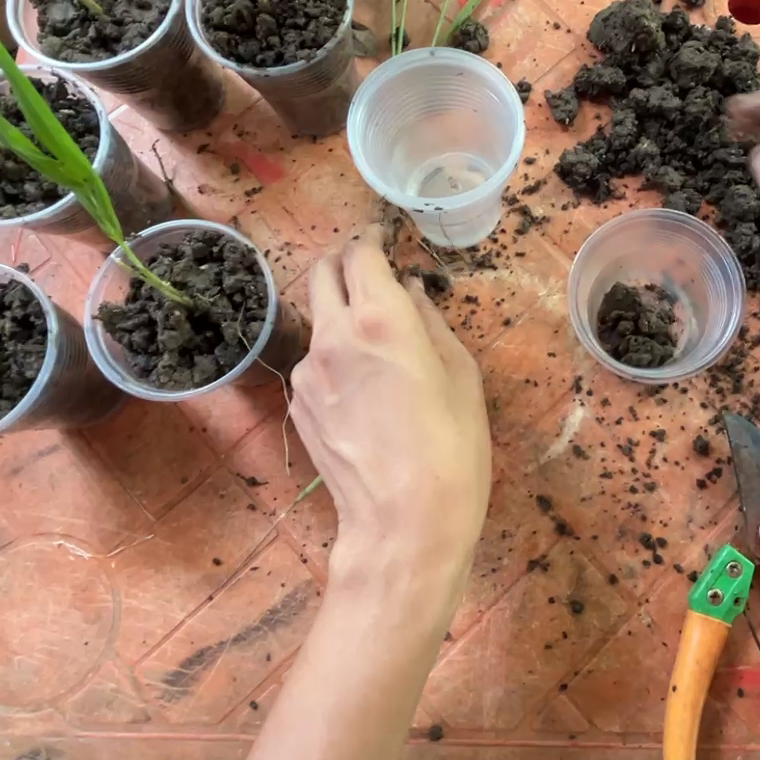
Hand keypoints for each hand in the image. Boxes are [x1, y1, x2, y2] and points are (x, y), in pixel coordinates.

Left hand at [291, 227, 491, 580]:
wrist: (403, 523)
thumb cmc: (452, 444)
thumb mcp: (462, 374)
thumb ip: (430, 320)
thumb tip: (410, 290)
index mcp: (379, 318)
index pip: (361, 253)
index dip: (372, 237)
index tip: (383, 236)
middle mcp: (332, 334)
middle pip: (321, 272)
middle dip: (344, 260)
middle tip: (370, 267)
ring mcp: (307, 371)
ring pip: (317, 319)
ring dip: (340, 310)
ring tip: (375, 339)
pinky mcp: (297, 405)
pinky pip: (315, 361)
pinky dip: (335, 354)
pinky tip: (363, 388)